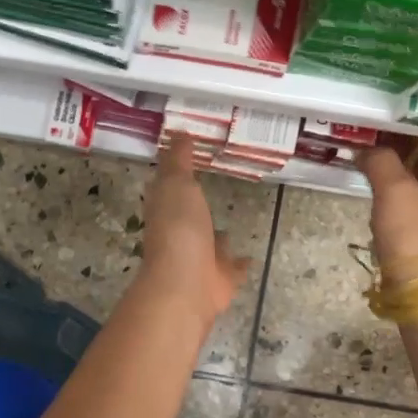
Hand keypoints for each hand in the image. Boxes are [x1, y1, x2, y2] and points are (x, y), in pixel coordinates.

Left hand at [139, 135, 250, 320]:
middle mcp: (180, 235)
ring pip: (211, 242)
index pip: (168, 188)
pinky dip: (241, 261)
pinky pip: (233, 267)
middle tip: (215, 188)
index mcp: (166, 211)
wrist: (187, 284)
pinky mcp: (220, 280)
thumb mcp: (176, 184)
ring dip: (218, 234)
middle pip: (190, 216)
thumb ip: (178, 161)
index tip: (190, 160)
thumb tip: (178, 133)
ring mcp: (200, 259)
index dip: (176, 174)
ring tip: (233, 219)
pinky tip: (251, 253)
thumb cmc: (178, 229)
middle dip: (198, 206)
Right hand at [354, 135, 417, 270]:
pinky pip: (407, 204)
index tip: (386, 123)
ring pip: (415, 182)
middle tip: (371, 141)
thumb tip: (366, 150)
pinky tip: (374, 196)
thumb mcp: (394, 190)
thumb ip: (381, 162)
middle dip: (400, 149)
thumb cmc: (411, 234)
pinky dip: (391, 194)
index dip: (413, 129)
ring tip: (367, 163)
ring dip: (394, 171)